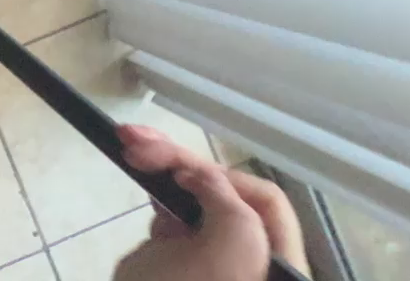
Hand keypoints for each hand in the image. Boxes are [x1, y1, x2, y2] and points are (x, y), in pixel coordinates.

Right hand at [113, 125, 307, 280]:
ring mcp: (223, 258)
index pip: (262, 200)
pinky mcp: (189, 255)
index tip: (158, 163)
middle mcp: (261, 261)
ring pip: (202, 193)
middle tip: (130, 140)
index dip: (211, 173)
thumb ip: (233, 220)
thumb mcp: (219, 267)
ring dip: (164, 162)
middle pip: (231, 191)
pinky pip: (182, 208)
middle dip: (179, 158)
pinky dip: (158, 183)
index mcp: (282, 268)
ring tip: (127, 146)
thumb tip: (205, 177)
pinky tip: (138, 174)